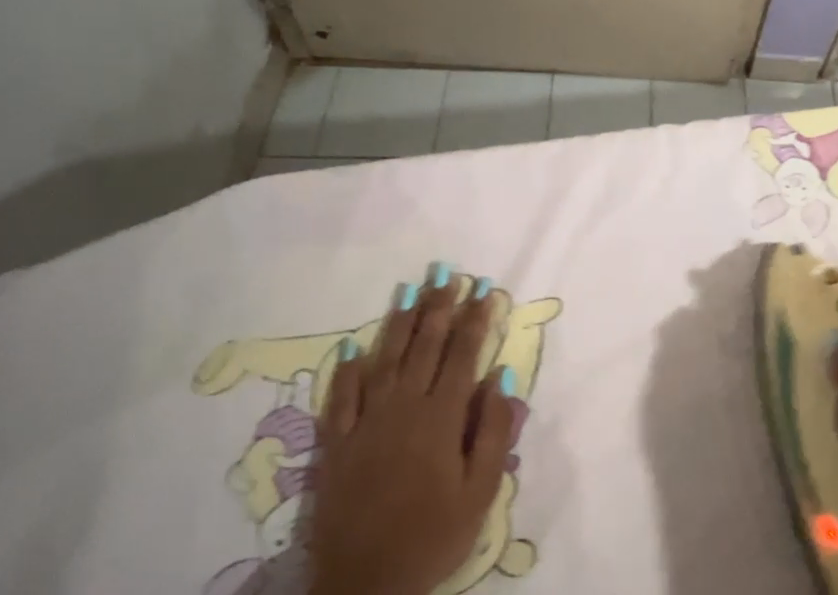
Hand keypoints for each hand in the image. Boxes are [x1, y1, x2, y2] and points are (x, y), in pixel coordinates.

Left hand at [309, 270, 515, 594]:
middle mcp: (403, 409)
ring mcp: (365, 424)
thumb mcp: (481, 490)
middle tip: (448, 274)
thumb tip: (501, 376)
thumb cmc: (434, 536)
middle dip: (440, 308)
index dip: (476, 319)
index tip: (486, 289)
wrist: (365, 584)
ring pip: (385, 361)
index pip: (463, 355)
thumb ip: (492, 430)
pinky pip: (340, 398)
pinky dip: (347, 370)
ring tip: (410, 291)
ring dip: (399, 324)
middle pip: (424, 347)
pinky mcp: (336, 445)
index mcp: (441, 418)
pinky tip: (355, 348)